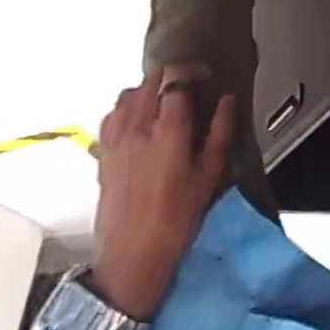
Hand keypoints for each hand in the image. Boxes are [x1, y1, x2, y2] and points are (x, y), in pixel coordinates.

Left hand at [91, 66, 234, 319]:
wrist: (132, 257)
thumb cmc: (177, 221)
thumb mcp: (209, 176)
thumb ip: (220, 132)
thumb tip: (227, 100)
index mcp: (167, 132)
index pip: (175, 81)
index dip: (191, 71)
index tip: (205, 75)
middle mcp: (137, 128)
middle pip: (149, 80)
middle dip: (171, 75)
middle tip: (189, 85)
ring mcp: (115, 138)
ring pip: (128, 93)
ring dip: (148, 88)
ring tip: (164, 99)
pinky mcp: (103, 151)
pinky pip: (112, 113)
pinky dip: (127, 105)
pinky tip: (138, 118)